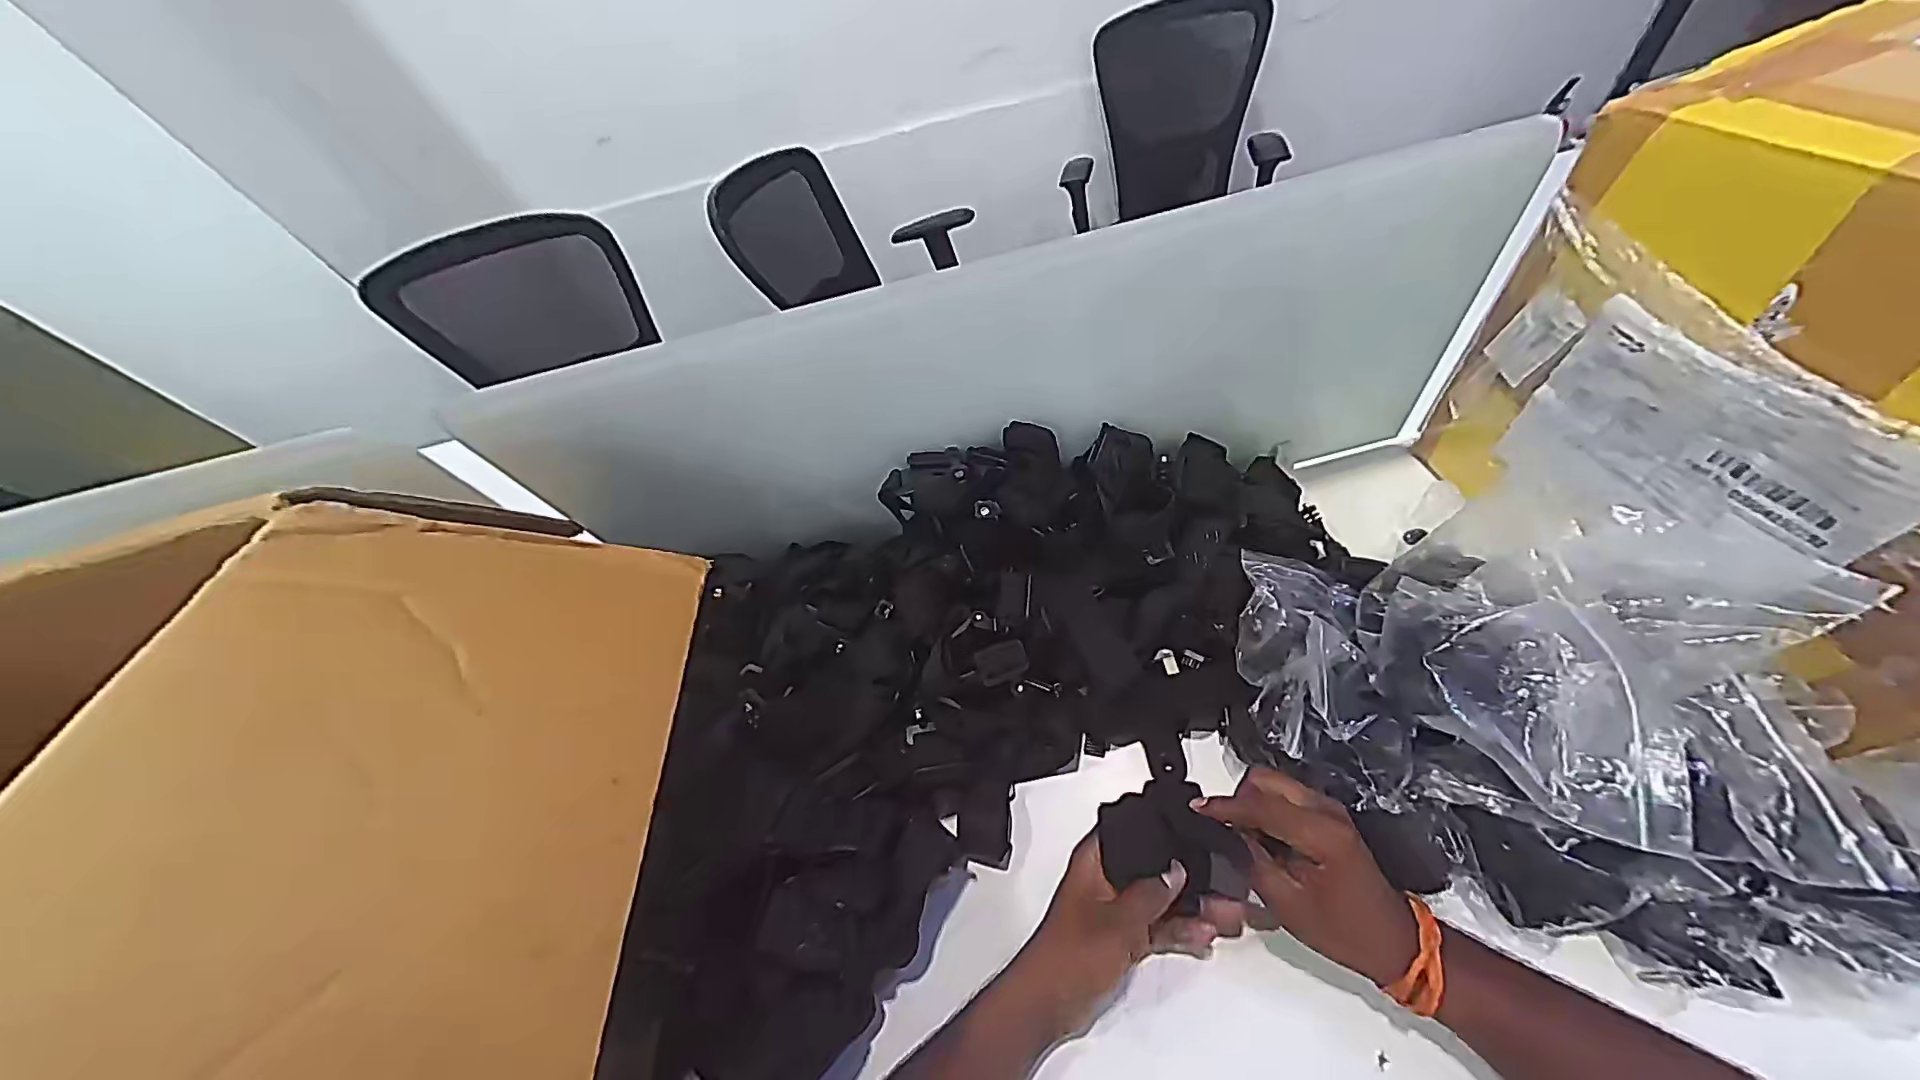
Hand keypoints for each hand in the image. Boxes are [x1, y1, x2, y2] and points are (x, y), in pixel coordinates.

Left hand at [1007, 832, 1248, 1035]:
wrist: (1051, 1002)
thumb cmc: (1067, 954)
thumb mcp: (1118, 921)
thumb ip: (1151, 894)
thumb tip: (1176, 870)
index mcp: (1094, 862)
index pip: (1129, 832)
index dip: (1158, 830)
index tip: (1192, 832)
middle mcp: (1104, 881)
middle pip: (1151, 869)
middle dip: (1186, 878)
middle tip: (1221, 885)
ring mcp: (1114, 910)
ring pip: (1158, 901)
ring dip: (1190, 909)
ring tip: (1225, 914)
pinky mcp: (1121, 938)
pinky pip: (1156, 928)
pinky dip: (1178, 932)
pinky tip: (1203, 937)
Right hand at [1196, 767, 1418, 987]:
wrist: (1393, 942)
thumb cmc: (1348, 931)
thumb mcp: (1288, 904)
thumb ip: (1251, 862)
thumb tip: (1226, 836)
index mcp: (1322, 833)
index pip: (1260, 805)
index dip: (1223, 806)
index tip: (1197, 808)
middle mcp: (1327, 811)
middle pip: (1264, 780)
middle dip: (1238, 799)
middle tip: (1225, 828)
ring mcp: (1330, 810)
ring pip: (1274, 783)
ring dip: (1252, 803)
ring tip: (1245, 837)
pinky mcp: (1329, 815)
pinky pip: (1286, 796)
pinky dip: (1266, 808)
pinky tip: (1263, 838)